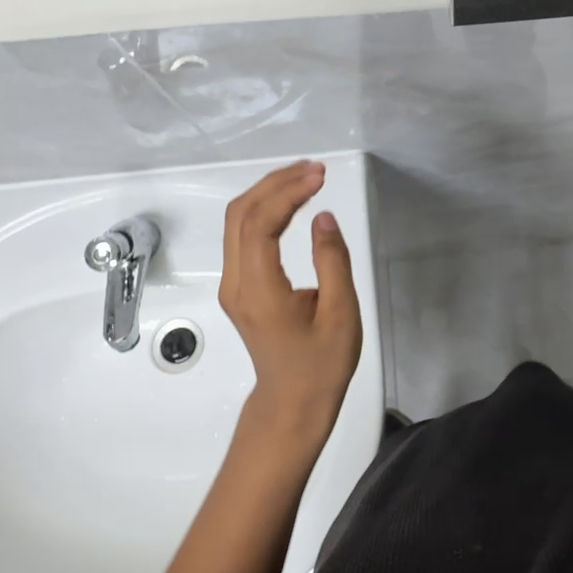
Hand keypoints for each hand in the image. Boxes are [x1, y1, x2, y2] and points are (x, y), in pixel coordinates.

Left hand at [220, 161, 361, 444]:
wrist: (292, 404)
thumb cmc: (321, 365)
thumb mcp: (340, 314)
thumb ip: (331, 261)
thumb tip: (323, 217)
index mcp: (260, 292)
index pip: (260, 225)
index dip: (288, 194)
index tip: (319, 177)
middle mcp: (236, 284)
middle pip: (240, 215)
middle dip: (275, 183)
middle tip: (314, 169)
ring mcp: (232, 285)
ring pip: (238, 221)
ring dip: (269, 192)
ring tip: (305, 176)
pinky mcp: (239, 286)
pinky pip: (243, 234)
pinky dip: (266, 209)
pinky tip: (291, 201)